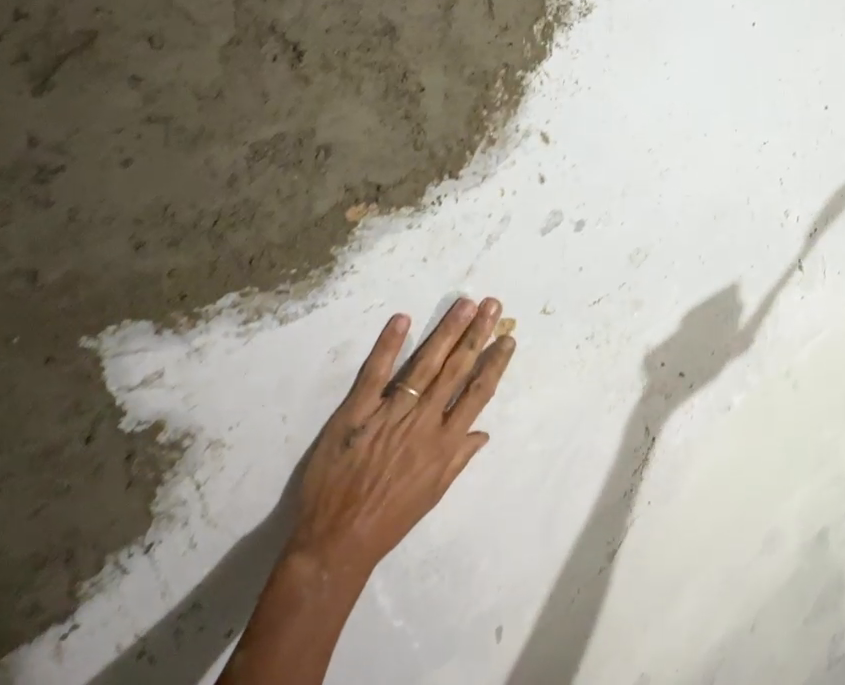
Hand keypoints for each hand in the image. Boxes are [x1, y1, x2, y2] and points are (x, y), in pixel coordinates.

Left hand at [286, 297, 515, 581]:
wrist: (336, 540)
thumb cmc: (389, 519)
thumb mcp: (433, 494)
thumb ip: (458, 458)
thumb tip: (482, 432)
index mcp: (445, 443)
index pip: (478, 393)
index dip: (495, 363)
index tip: (508, 339)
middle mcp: (423, 422)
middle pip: (456, 370)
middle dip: (476, 334)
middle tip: (492, 305)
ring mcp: (390, 414)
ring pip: (424, 365)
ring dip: (446, 331)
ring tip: (465, 304)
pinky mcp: (355, 413)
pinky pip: (375, 373)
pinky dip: (389, 345)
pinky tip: (403, 319)